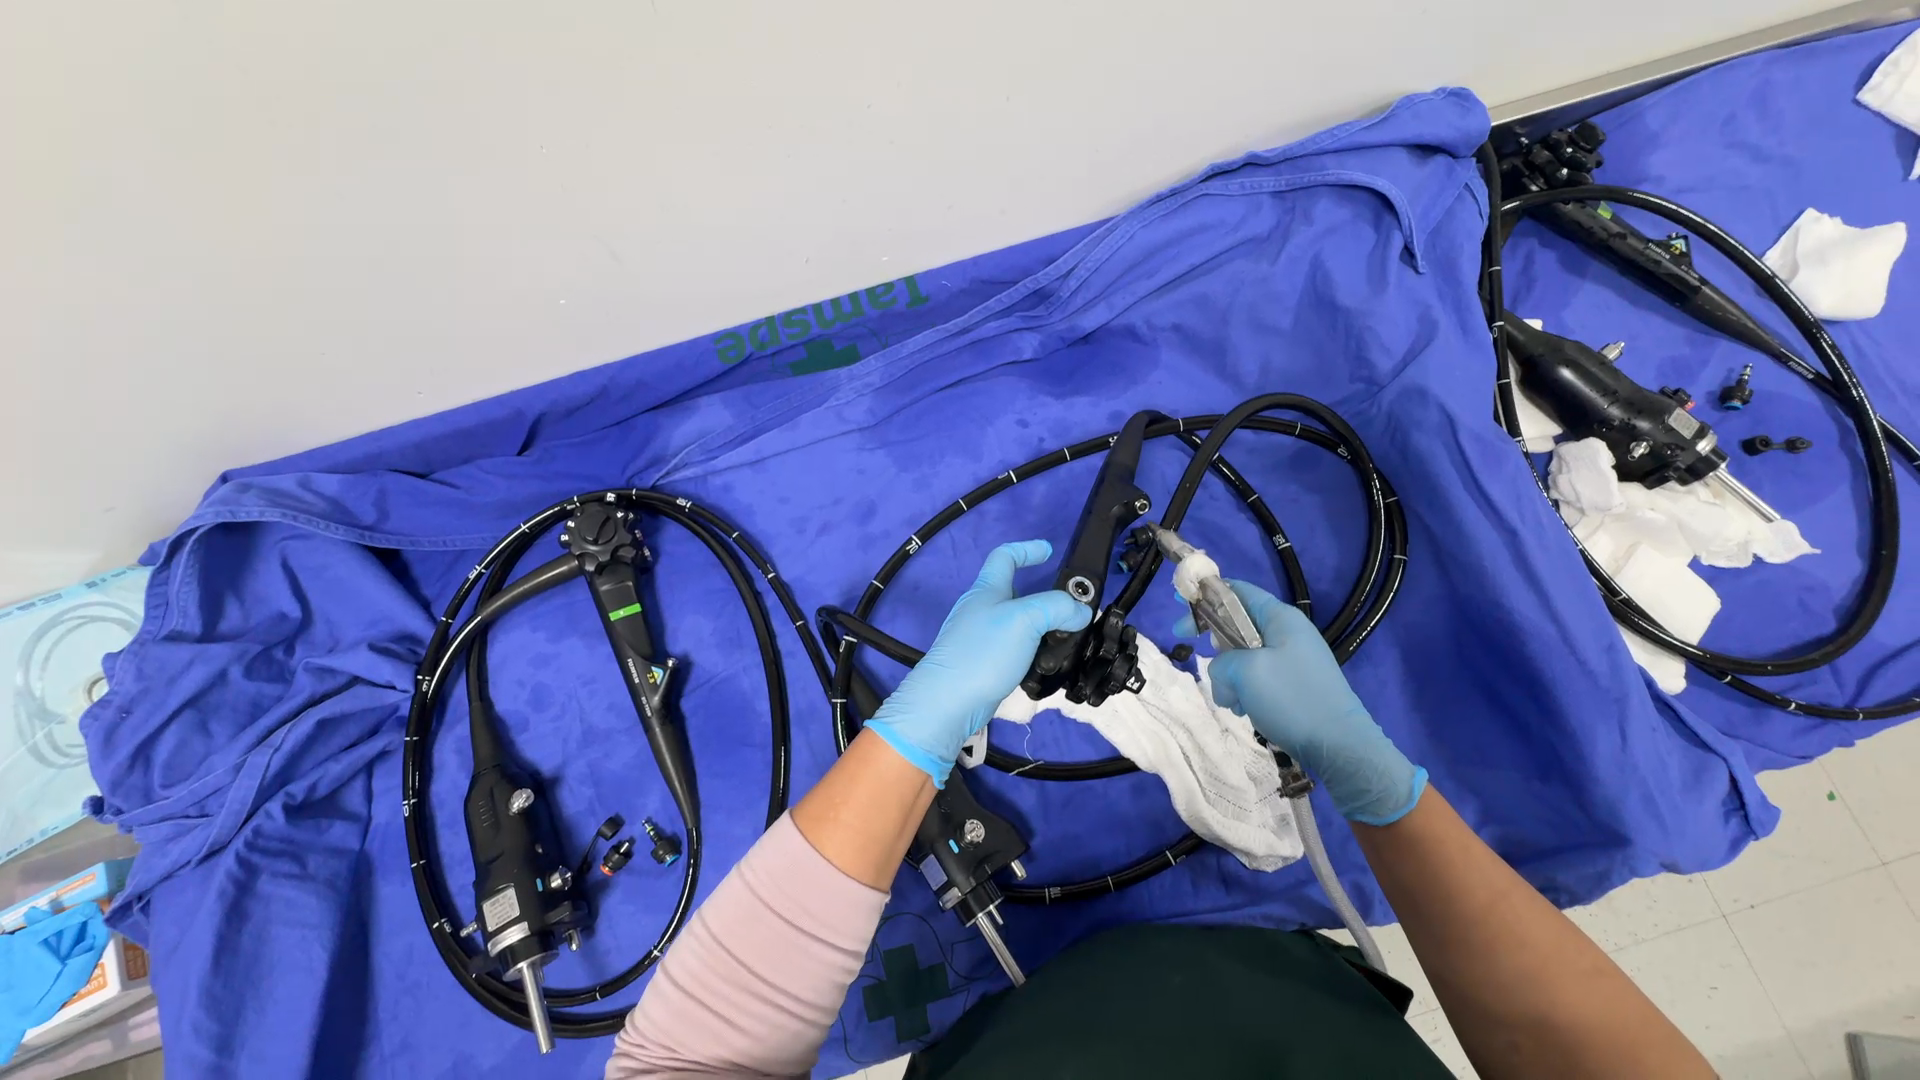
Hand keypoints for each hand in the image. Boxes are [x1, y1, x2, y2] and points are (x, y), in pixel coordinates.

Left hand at [867, 540, 1091, 785]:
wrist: (947, 702)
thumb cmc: (983, 652)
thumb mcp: (1024, 620)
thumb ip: (1056, 608)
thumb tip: (1080, 612)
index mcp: (986, 590)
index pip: (1004, 556)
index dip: (1027, 549)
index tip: (1049, 551)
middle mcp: (981, 610)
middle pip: (1015, 593)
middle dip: (1044, 598)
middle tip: (1072, 611)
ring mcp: (980, 638)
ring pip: (1018, 624)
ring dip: (1043, 629)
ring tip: (1066, 642)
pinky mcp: (984, 664)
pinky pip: (1015, 650)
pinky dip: (1033, 652)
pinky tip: (1046, 666)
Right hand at [1175, 579, 1425, 824]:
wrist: (1339, 746)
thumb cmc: (1292, 698)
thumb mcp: (1245, 671)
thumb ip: (1221, 661)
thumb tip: (1223, 672)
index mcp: (1280, 618)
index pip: (1237, 590)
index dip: (1205, 593)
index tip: (1180, 604)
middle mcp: (1288, 633)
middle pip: (1238, 624)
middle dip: (1216, 642)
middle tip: (1197, 653)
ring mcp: (1293, 660)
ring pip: (1243, 656)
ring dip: (1229, 676)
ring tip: (1233, 698)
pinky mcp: (1293, 685)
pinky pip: (1257, 678)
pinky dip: (1244, 691)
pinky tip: (1245, 709)